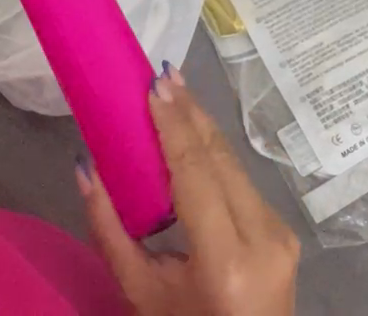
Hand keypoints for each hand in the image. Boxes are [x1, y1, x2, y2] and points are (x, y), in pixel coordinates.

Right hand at [81, 67, 300, 315]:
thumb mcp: (141, 293)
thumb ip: (109, 230)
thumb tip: (83, 168)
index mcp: (226, 260)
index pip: (197, 172)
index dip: (174, 125)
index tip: (155, 86)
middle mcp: (263, 237)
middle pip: (220, 156)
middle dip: (190, 111)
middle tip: (163, 74)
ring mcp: (280, 232)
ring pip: (234, 162)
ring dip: (203, 125)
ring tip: (175, 90)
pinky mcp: (284, 229)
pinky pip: (242, 180)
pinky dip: (214, 153)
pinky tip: (194, 129)